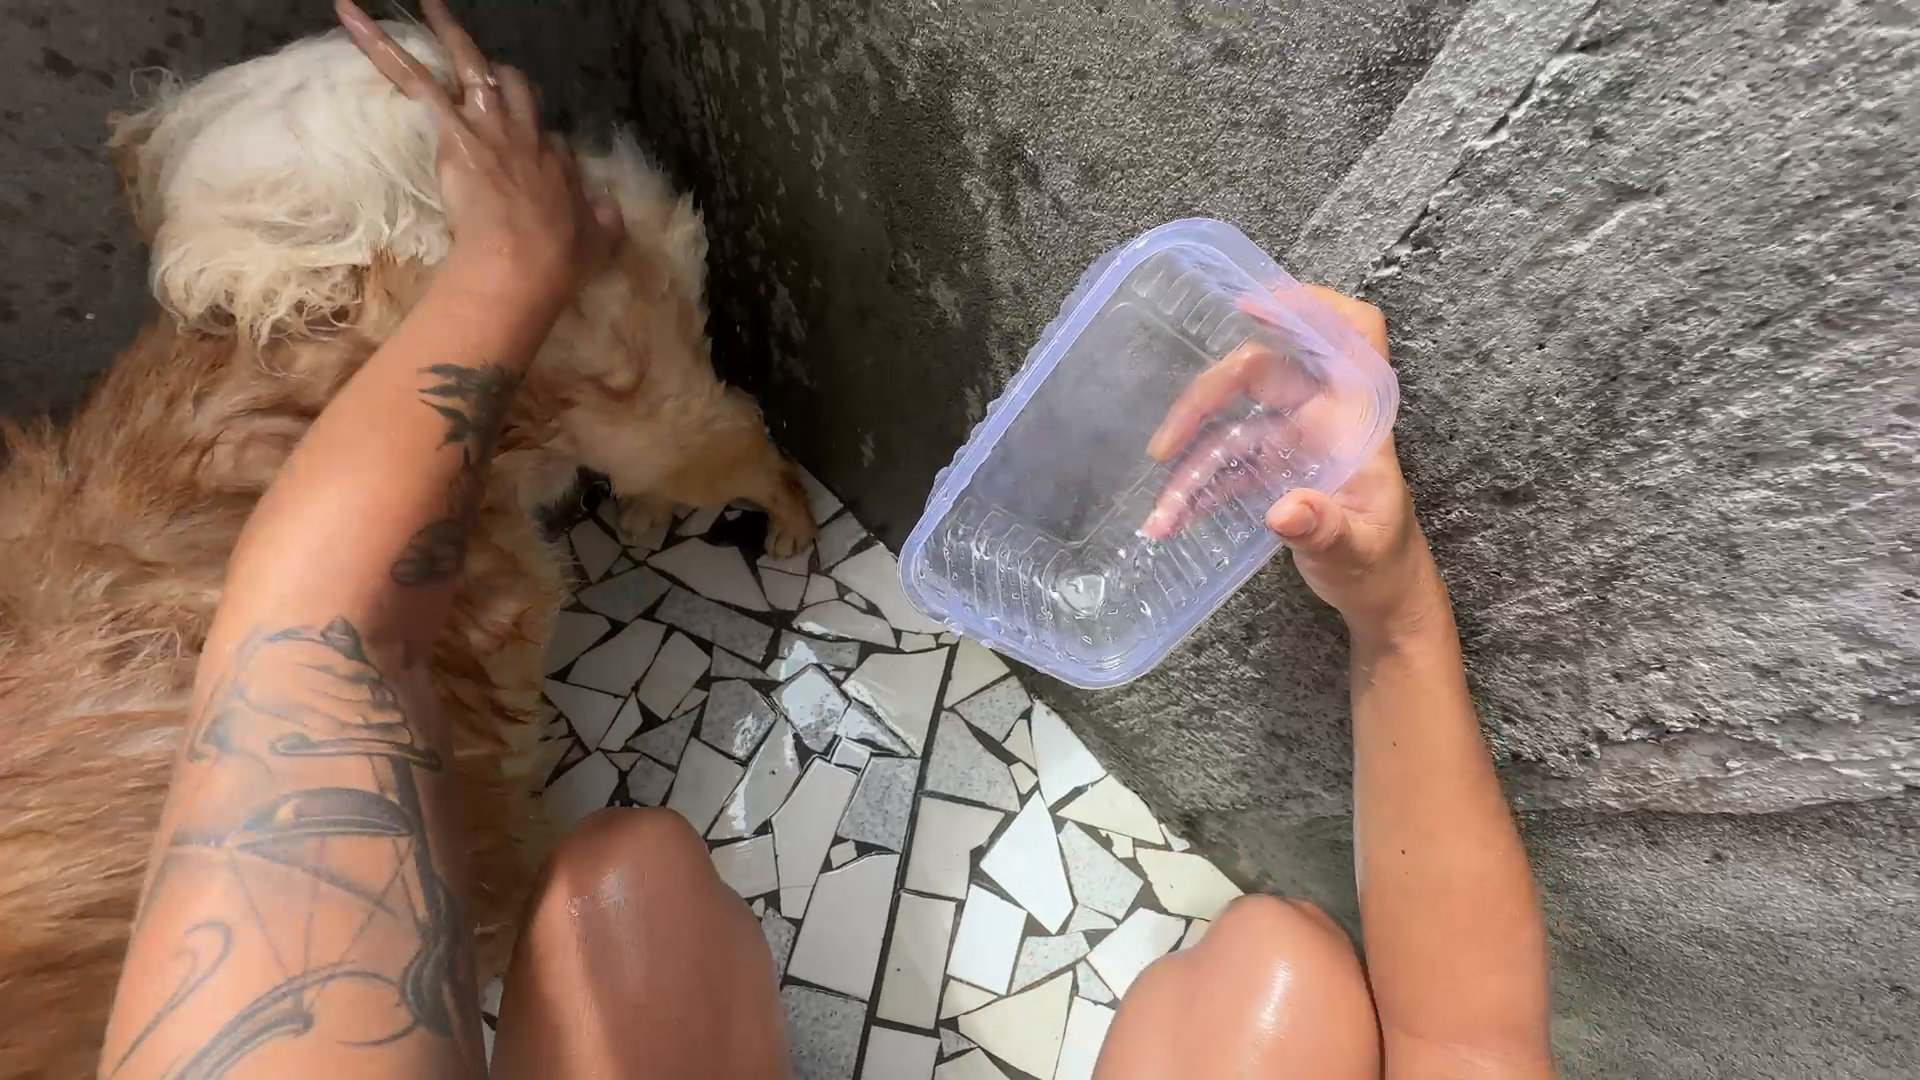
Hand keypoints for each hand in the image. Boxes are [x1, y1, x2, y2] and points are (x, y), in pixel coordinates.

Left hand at [336, 0, 623, 309]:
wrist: (523, 264)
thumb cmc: (562, 263)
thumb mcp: (603, 244)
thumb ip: (607, 221)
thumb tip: (610, 205)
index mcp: (563, 167)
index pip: (553, 140)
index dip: (544, 144)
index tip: (538, 158)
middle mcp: (529, 138)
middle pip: (517, 89)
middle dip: (503, 77)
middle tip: (485, 69)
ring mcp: (492, 129)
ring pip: (470, 66)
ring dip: (447, 32)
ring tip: (428, 3)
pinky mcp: (455, 131)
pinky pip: (416, 78)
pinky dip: (381, 46)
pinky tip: (351, 15)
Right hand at [1145, 285, 1442, 639]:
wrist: (1380, 597)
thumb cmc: (1381, 566)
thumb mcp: (1356, 551)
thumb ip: (1325, 530)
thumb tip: (1283, 512)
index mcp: (1355, 418)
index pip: (1350, 336)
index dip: (1308, 309)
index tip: (1250, 307)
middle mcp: (1321, 417)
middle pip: (1260, 374)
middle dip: (1205, 400)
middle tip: (1163, 445)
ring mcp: (1292, 442)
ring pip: (1231, 425)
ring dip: (1189, 461)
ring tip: (1159, 511)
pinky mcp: (1270, 470)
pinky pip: (1224, 464)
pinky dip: (1195, 489)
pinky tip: (1171, 520)